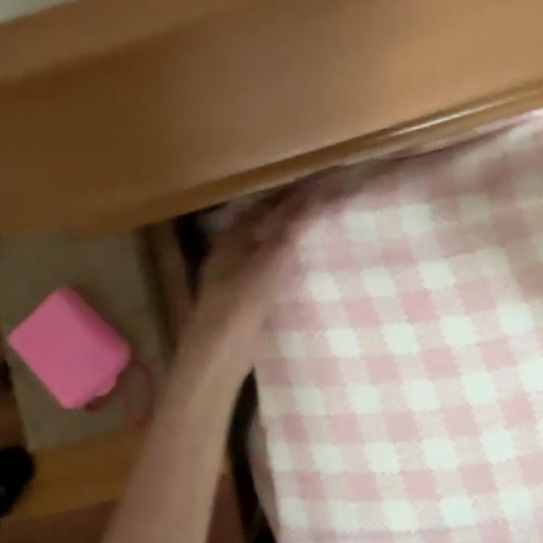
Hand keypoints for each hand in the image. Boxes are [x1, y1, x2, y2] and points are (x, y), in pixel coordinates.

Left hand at [178, 195, 310, 368]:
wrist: (216, 358)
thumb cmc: (241, 305)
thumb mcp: (271, 262)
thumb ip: (292, 229)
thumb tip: (316, 196)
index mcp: (233, 236)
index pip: (268, 204)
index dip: (295, 194)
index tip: (323, 185)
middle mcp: (229, 250)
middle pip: (264, 222)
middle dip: (292, 211)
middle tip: (326, 203)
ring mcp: (232, 275)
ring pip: (265, 244)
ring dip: (289, 234)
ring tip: (319, 229)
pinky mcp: (241, 299)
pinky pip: (267, 267)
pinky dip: (286, 259)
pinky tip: (301, 267)